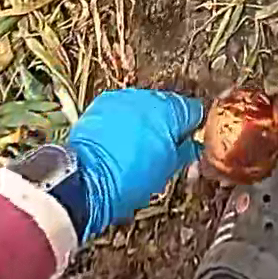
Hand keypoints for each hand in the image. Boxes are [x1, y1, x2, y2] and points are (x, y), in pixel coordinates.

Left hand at [68, 89, 202, 241]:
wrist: (83, 181)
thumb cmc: (126, 179)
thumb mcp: (166, 171)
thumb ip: (185, 152)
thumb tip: (192, 148)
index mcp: (172, 111)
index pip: (195, 111)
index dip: (193, 129)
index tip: (187, 143)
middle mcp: (151, 97)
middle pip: (170, 107)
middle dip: (167, 125)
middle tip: (161, 150)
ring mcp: (127, 97)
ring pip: (145, 107)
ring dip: (145, 122)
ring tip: (136, 148)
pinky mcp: (104, 102)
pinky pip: (122, 109)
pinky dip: (123, 121)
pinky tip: (118, 142)